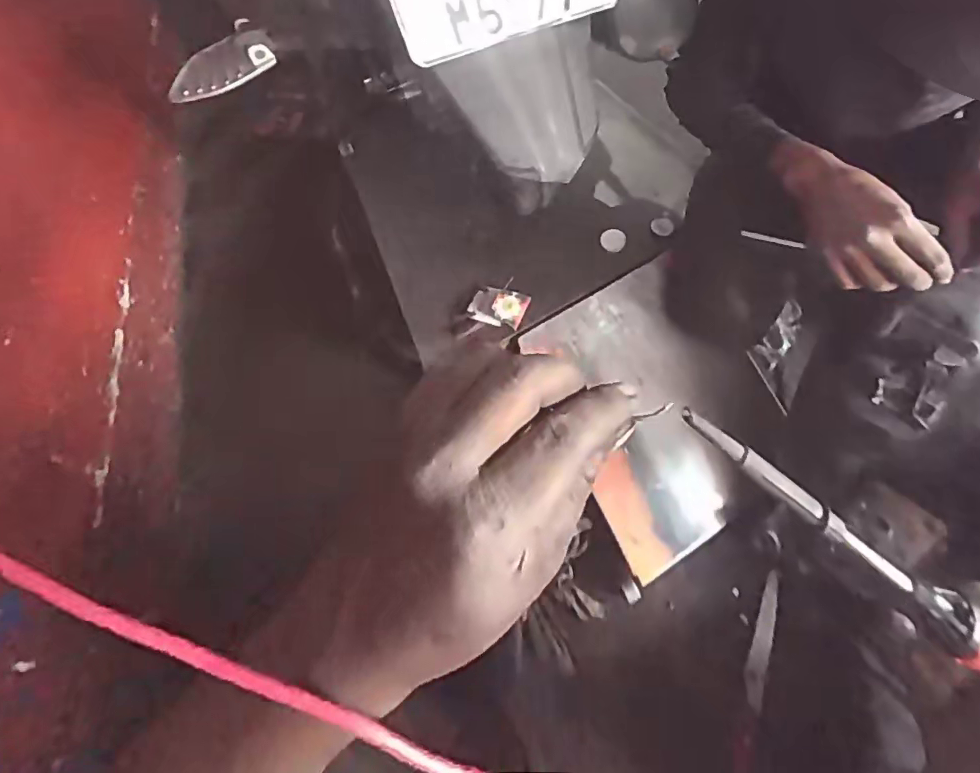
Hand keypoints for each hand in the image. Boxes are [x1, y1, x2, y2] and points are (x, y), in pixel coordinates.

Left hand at [294, 343, 637, 704]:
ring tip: (550, 384)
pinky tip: (507, 376)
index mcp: (491, 518)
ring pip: (486, 360)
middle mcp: (449, 464)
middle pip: (524, 380)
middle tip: (585, 390)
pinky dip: (490, 359)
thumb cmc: (454, 614)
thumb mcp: (533, 572)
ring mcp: (415, 436)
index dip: (604, 406)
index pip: (564, 434)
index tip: (626, 397)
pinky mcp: (397, 423)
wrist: (353, 621)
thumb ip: (573, 491)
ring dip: (531, 361)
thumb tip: (606, 430)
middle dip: (569, 373)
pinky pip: (451, 365)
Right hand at [773, 138, 954, 291]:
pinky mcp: (829, 258)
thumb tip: (927, 253)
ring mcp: (850, 251)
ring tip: (892, 276)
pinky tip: (864, 273)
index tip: (944, 276)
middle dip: (921, 281)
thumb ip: (910, 228)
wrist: (818, 181)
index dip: (943, 270)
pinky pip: (852, 283)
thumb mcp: (894, 200)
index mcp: (896, 219)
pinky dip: (861, 281)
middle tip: (922, 281)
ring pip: (880, 284)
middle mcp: (875, 239)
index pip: (931, 256)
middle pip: (910, 277)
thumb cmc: (860, 186)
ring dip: (890, 282)